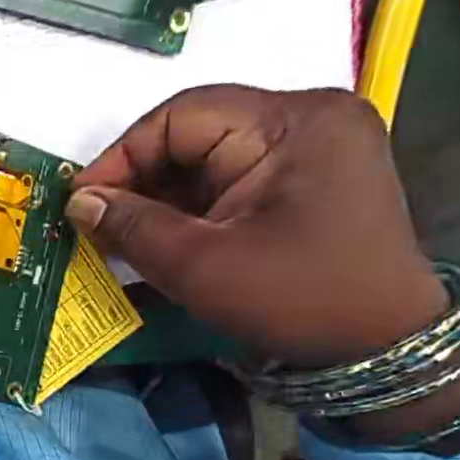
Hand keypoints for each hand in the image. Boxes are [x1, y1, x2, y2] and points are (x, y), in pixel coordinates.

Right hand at [68, 85, 459, 448]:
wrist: (381, 345)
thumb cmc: (293, 300)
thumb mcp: (199, 266)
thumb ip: (132, 227)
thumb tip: (78, 202)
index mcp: (291, 123)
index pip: (182, 115)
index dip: (121, 156)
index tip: (80, 202)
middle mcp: (308, 117)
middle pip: (196, 133)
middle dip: (139, 179)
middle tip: (96, 224)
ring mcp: (312, 146)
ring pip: (209, 158)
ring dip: (160, 196)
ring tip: (120, 236)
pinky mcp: (308, 177)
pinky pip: (231, 178)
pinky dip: (190, 207)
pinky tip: (160, 236)